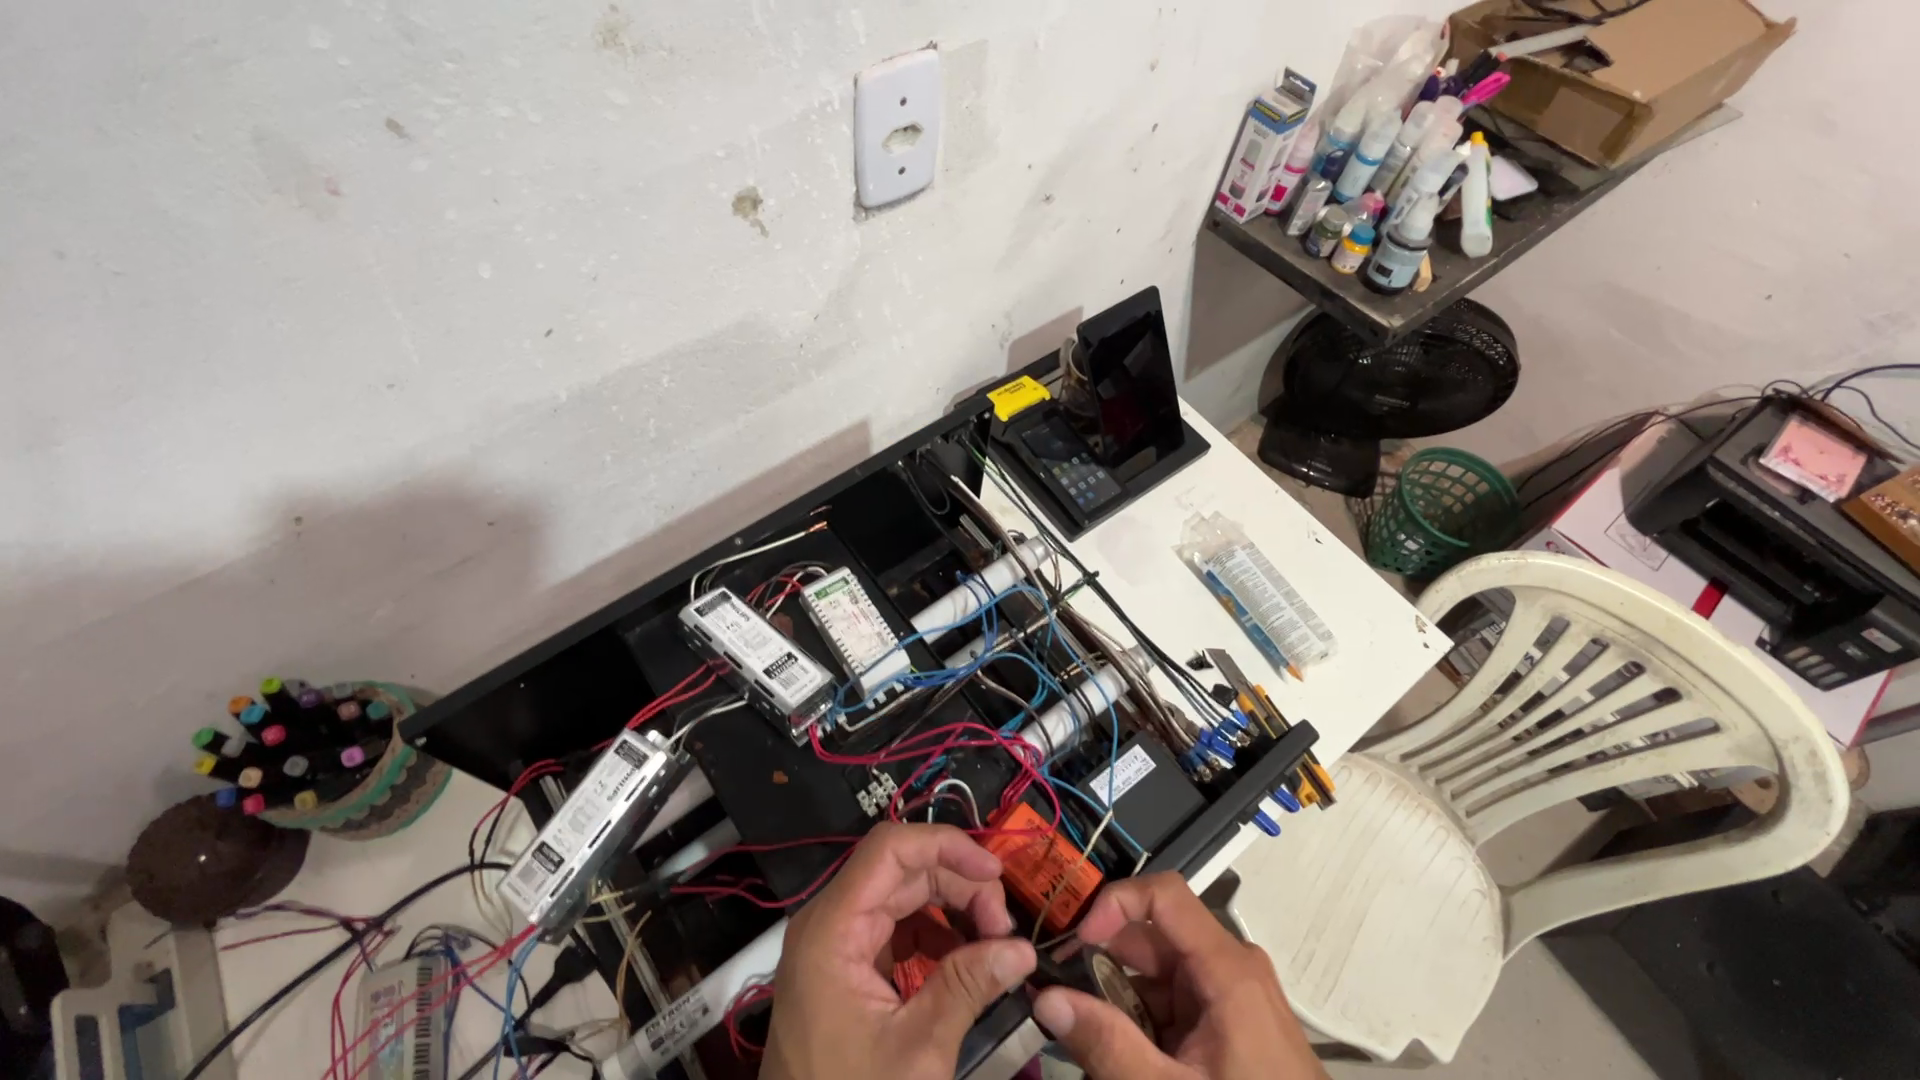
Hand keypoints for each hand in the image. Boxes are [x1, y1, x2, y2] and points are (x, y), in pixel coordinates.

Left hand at [760, 823, 1037, 1079]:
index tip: (996, 874)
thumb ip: (967, 988)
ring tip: (993, 944)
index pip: (890, 849)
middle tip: (1004, 928)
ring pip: (903, 895)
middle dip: (959, 885)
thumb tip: (1023, 949)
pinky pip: (897, 927)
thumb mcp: (916, 1051)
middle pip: (902, 870)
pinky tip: (967, 959)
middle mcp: (830, 921)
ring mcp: (837, 942)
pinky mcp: (847, 965)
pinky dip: (936, 934)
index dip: (946, 846)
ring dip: (953, 908)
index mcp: (833, 928)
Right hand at [1032, 872, 1325, 1079]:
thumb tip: (1044, 998)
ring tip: (1086, 1042)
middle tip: (1057, 1001)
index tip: (1074, 945)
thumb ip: (1108, 1045)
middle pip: (1150, 938)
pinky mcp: (1225, 1020)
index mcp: (1227, 968)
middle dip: (1100, 965)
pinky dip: (1138, 1022)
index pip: (1163, 895)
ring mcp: (1229, 994)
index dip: (1113, 904)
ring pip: (1154, 974)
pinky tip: (1121, 1058)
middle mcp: (1229, 967)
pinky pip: (1170, 1002)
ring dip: (1115, 1001)